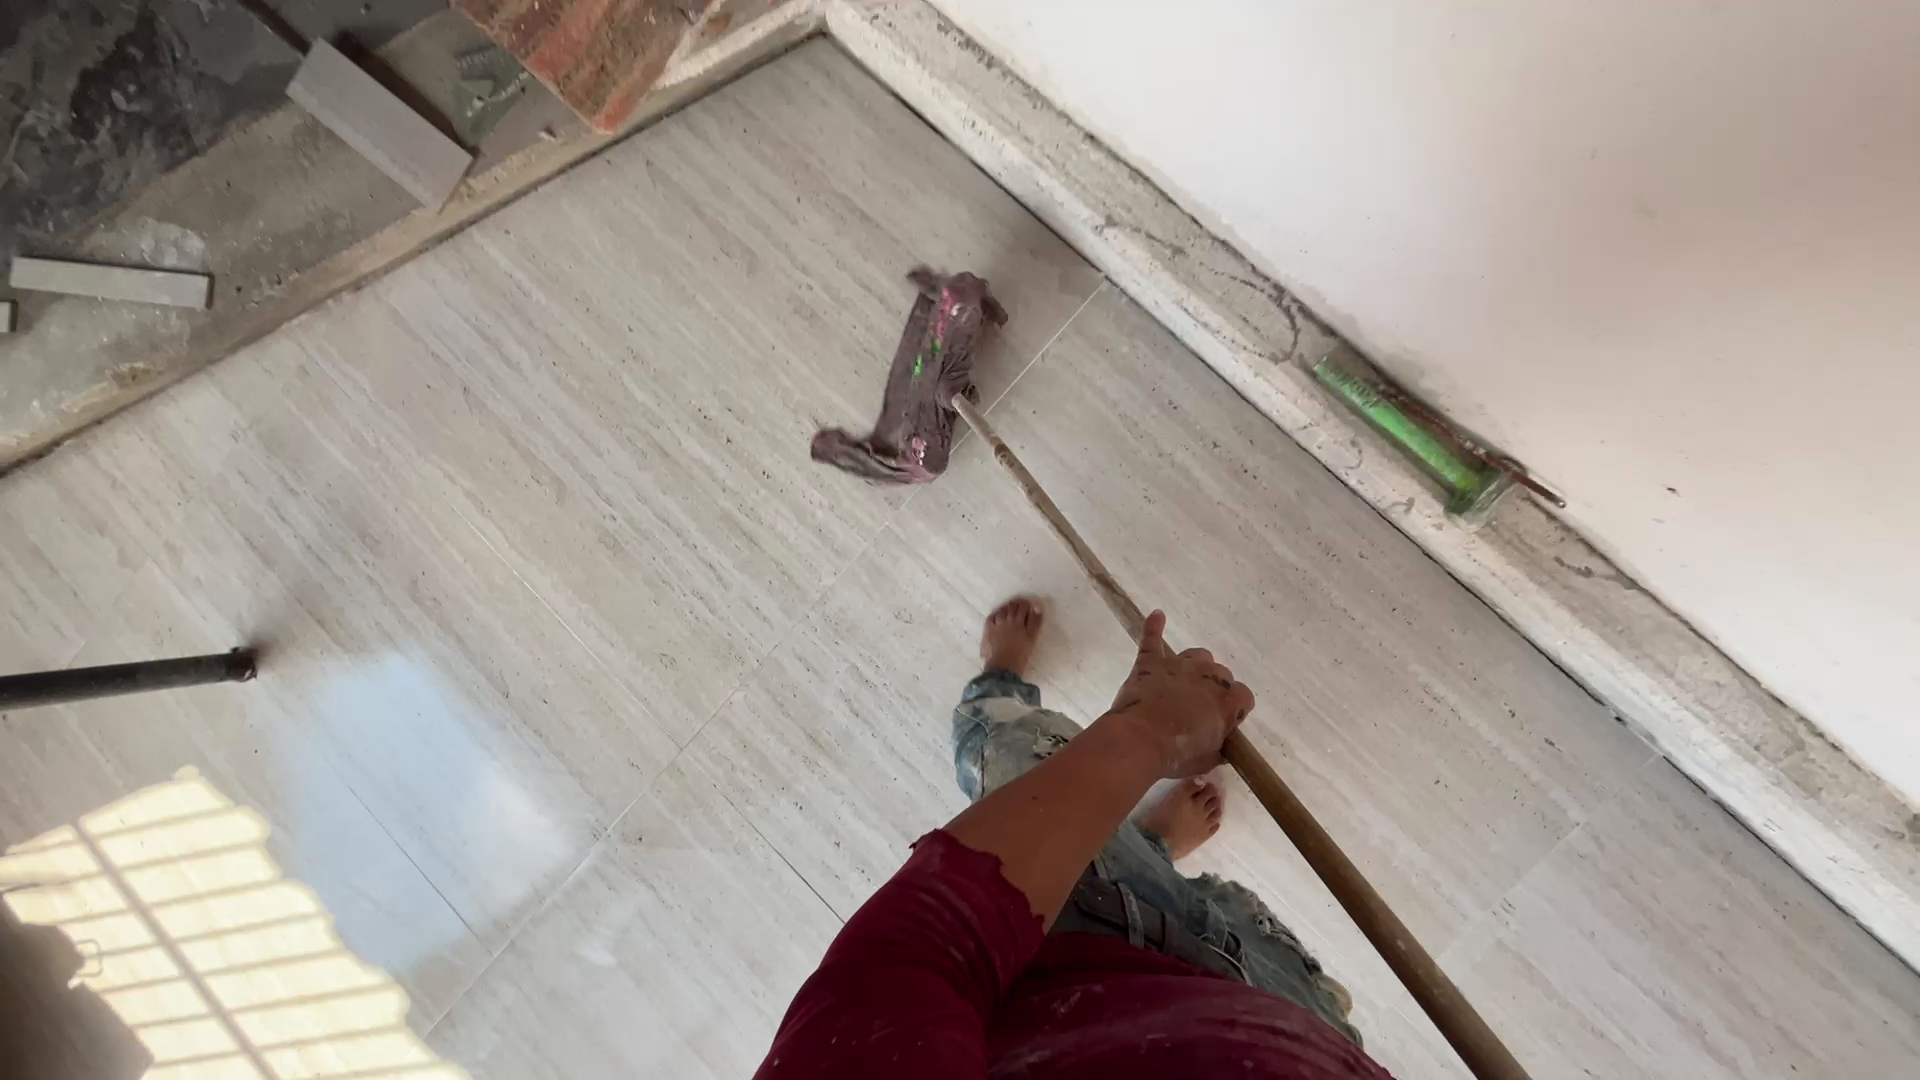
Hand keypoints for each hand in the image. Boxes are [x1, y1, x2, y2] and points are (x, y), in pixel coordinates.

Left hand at [1103, 610, 1253, 778]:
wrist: (1140, 740)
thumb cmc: (1177, 755)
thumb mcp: (1209, 760)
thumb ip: (1219, 747)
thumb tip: (1221, 745)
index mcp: (1226, 701)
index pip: (1244, 696)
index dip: (1234, 708)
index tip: (1223, 720)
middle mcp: (1207, 677)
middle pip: (1221, 673)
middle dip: (1214, 687)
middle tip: (1198, 706)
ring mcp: (1178, 665)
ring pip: (1197, 654)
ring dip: (1195, 665)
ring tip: (1184, 680)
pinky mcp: (1150, 662)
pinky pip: (1152, 638)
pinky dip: (1154, 626)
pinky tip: (1157, 615)